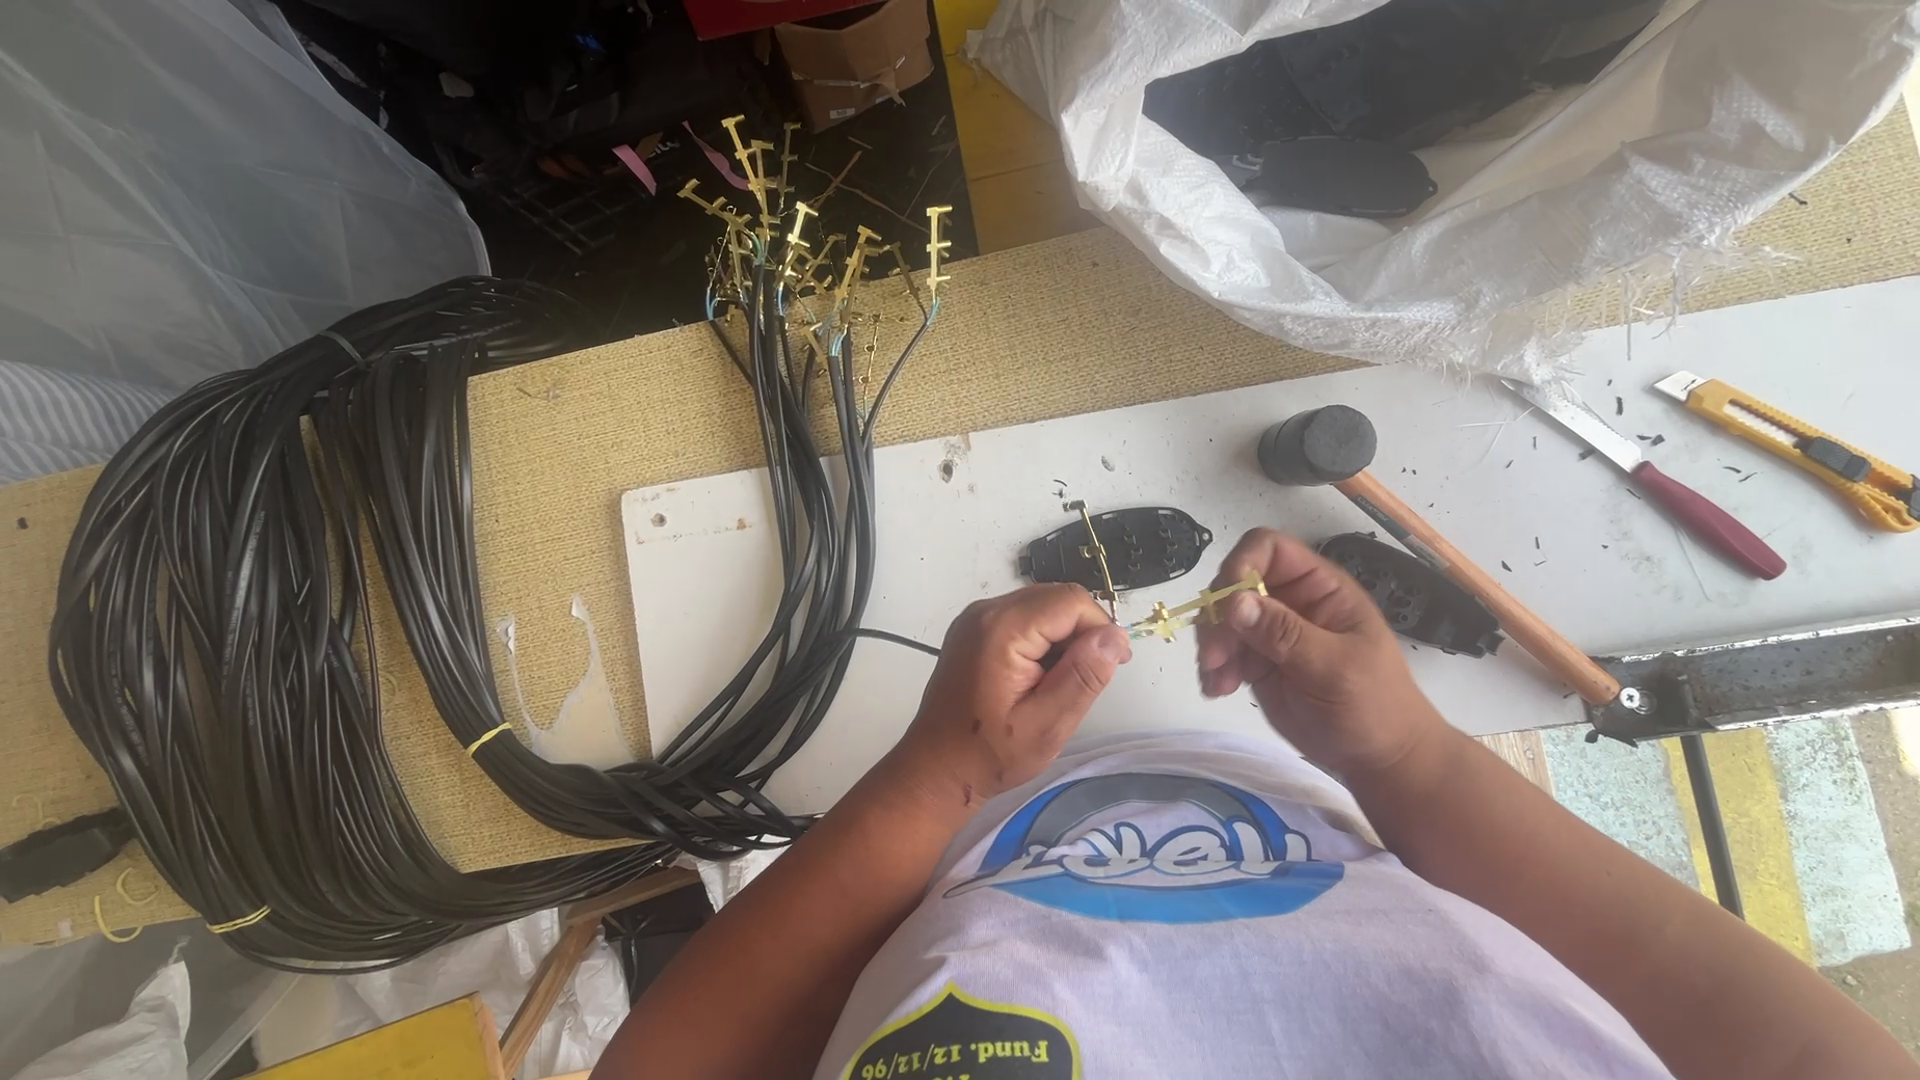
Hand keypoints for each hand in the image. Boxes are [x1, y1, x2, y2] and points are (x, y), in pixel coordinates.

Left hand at [886, 584, 1131, 812]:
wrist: (937, 768)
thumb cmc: (990, 754)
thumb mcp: (1047, 724)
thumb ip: (1083, 676)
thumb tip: (1115, 636)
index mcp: (1002, 629)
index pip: (1071, 601)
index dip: (1100, 628)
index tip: (1111, 667)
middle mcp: (986, 611)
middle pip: (1056, 598)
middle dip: (1082, 632)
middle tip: (1085, 680)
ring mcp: (975, 618)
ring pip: (1042, 605)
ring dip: (1063, 636)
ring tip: (1059, 682)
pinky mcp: (973, 629)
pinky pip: (1023, 617)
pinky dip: (1042, 639)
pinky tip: (1038, 676)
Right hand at [1194, 529, 1443, 776]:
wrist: (1378, 758)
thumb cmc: (1374, 706)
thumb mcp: (1334, 668)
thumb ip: (1285, 634)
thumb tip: (1234, 602)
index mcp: (1320, 588)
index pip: (1269, 549)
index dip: (1241, 565)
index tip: (1226, 605)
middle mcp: (1291, 601)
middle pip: (1233, 583)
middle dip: (1218, 617)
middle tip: (1215, 658)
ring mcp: (1270, 631)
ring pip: (1221, 617)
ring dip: (1211, 646)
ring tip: (1219, 683)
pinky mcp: (1255, 660)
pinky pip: (1220, 650)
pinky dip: (1212, 668)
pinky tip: (1219, 690)